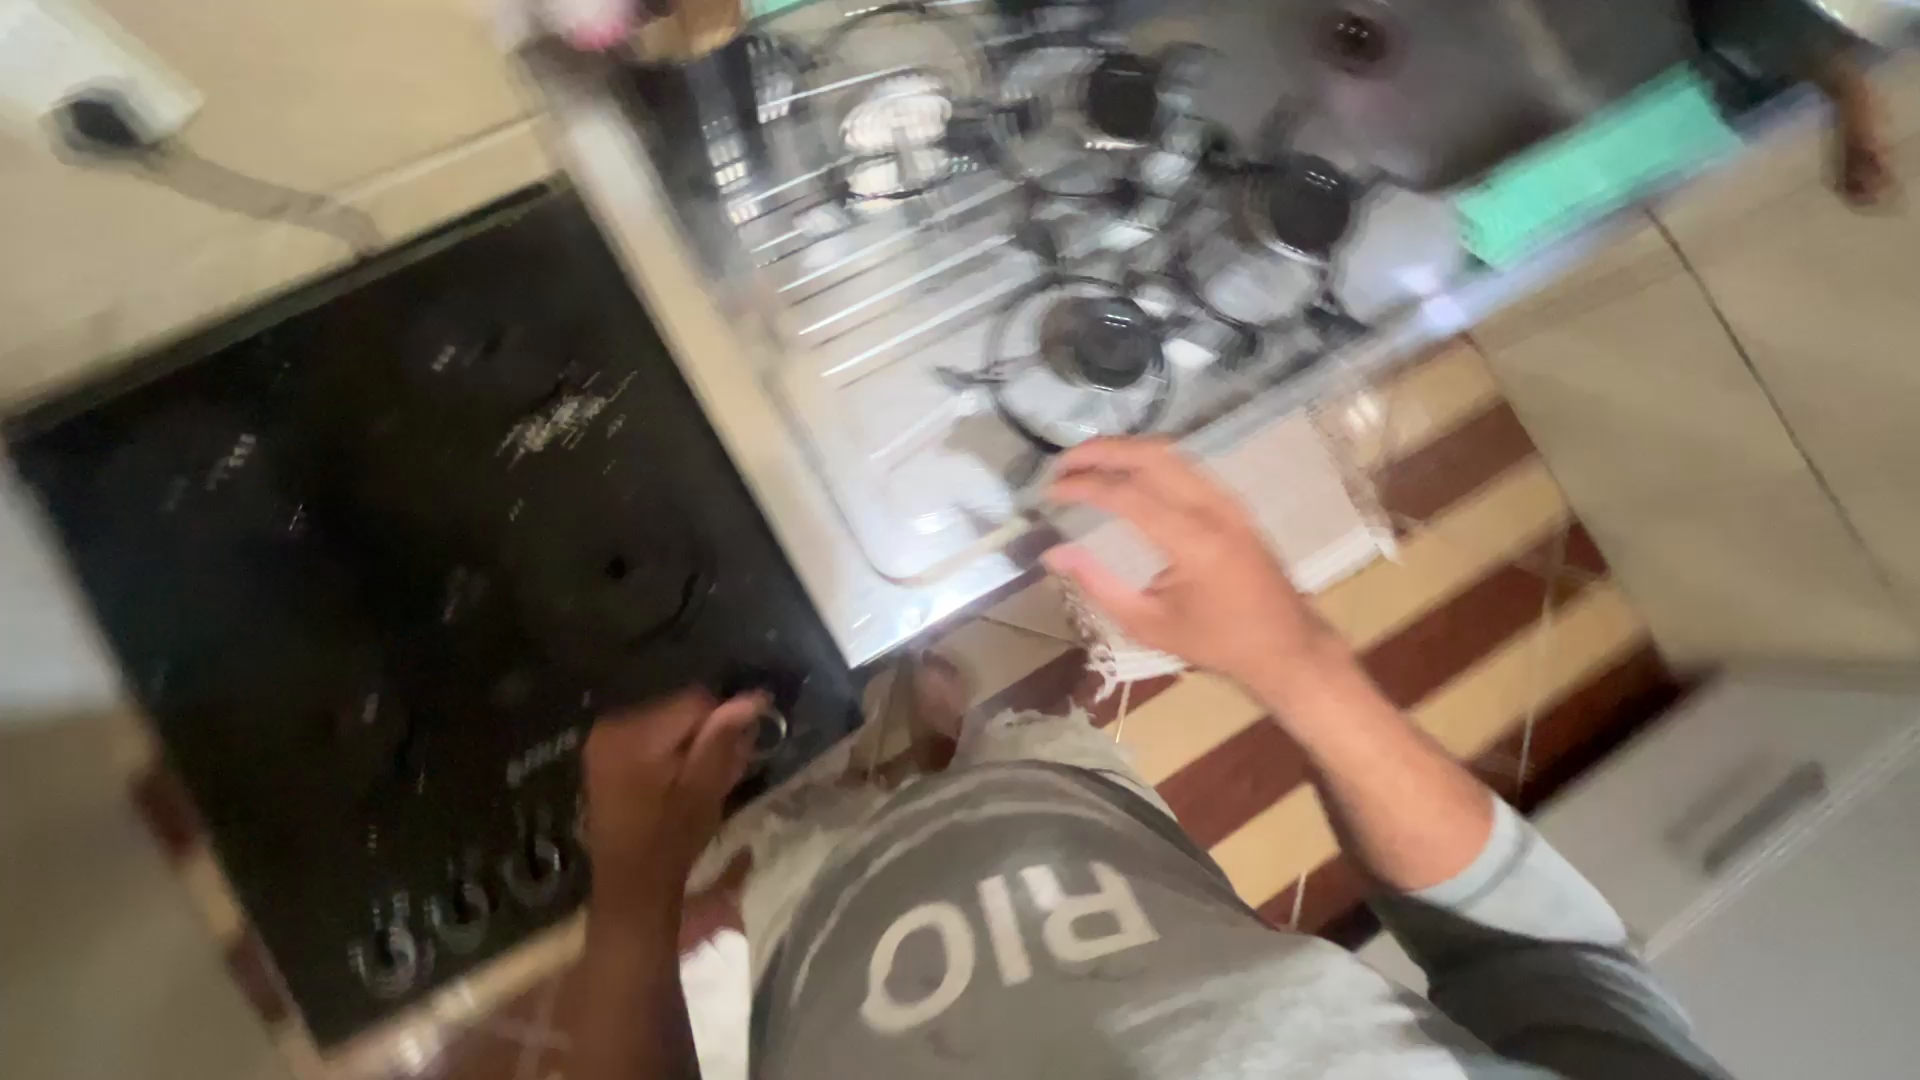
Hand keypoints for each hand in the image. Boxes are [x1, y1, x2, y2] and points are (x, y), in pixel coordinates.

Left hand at [581, 688, 762, 925]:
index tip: (735, 754)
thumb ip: (725, 737)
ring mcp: (605, 741)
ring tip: (706, 777)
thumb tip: (755, 697)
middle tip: (725, 767)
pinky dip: (673, 752)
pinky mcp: (606, 755)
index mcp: (635, 732)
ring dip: (692, 743)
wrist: (632, 888)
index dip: (724, 724)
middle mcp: (613, 726)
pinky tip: (683, 779)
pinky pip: (653, 736)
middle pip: (681, 710)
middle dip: (707, 734)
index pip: (697, 700)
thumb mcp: (706, 787)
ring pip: (670, 723)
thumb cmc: (672, 839)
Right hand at [1043, 438, 1339, 696]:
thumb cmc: (1215, 643)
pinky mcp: (1233, 503)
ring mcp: (1228, 501)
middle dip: (1101, 451)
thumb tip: (1055, 553)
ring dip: (1124, 451)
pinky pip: (1185, 465)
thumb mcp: (1147, 624)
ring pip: (1170, 452)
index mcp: (1192, 541)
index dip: (1083, 486)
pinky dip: (1148, 460)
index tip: (1050, 491)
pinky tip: (1125, 473)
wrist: (1287, 645)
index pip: (1127, 494)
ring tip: (1086, 463)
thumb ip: (1098, 585)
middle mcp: (1213, 509)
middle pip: (1151, 455)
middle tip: (1063, 464)